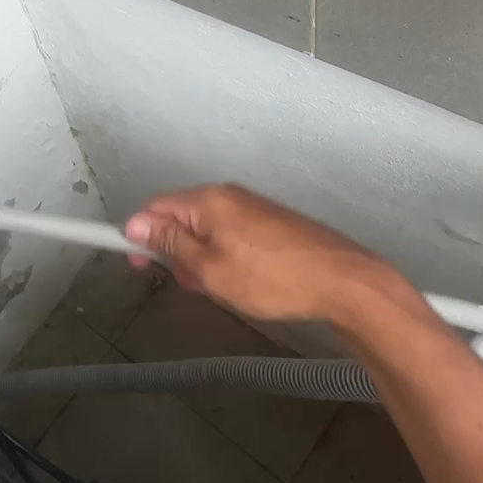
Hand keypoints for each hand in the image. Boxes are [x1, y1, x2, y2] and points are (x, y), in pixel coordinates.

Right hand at [124, 184, 408, 323]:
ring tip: (219, 288)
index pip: (155, 207)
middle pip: (181, 215)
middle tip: (188, 283)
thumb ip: (169, 243)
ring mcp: (254, 206)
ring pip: (207, 227)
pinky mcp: (274, 222)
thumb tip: (136, 223)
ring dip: (200, 255)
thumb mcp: (208, 269)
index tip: (136, 262)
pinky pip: (233, 231)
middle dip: (174, 249)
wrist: (347, 284)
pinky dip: (224, 253)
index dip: (138, 234)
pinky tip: (242, 280)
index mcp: (207, 201)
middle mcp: (228, 194)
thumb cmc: (272, 279)